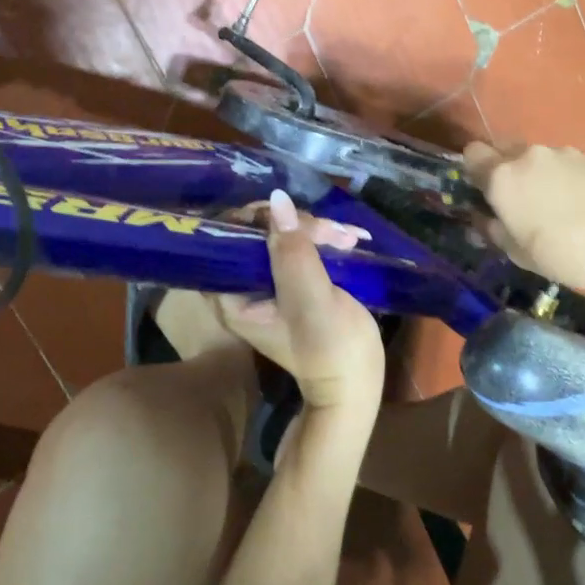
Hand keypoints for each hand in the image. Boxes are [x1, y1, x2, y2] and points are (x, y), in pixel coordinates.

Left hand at [217, 191, 385, 412]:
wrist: (357, 385)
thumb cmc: (329, 349)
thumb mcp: (310, 298)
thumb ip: (292, 250)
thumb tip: (277, 199)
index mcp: (233, 296)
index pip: (228, 238)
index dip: (255, 218)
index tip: (290, 214)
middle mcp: (246, 287)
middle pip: (260, 233)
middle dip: (297, 225)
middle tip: (332, 233)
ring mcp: (273, 285)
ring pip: (285, 236)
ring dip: (317, 231)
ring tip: (349, 238)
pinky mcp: (298, 283)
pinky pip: (303, 247)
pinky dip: (325, 240)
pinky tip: (351, 239)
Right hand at [461, 142, 584, 299]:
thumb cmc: (565, 256)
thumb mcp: (518, 253)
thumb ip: (492, 229)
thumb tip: (481, 218)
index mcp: (502, 177)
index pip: (471, 154)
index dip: (474, 172)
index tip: (483, 194)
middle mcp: (527, 155)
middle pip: (501, 149)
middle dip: (502, 169)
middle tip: (515, 201)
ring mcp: (560, 153)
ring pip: (532, 156)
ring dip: (532, 172)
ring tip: (549, 204)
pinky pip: (559, 162)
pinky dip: (559, 176)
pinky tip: (575, 203)